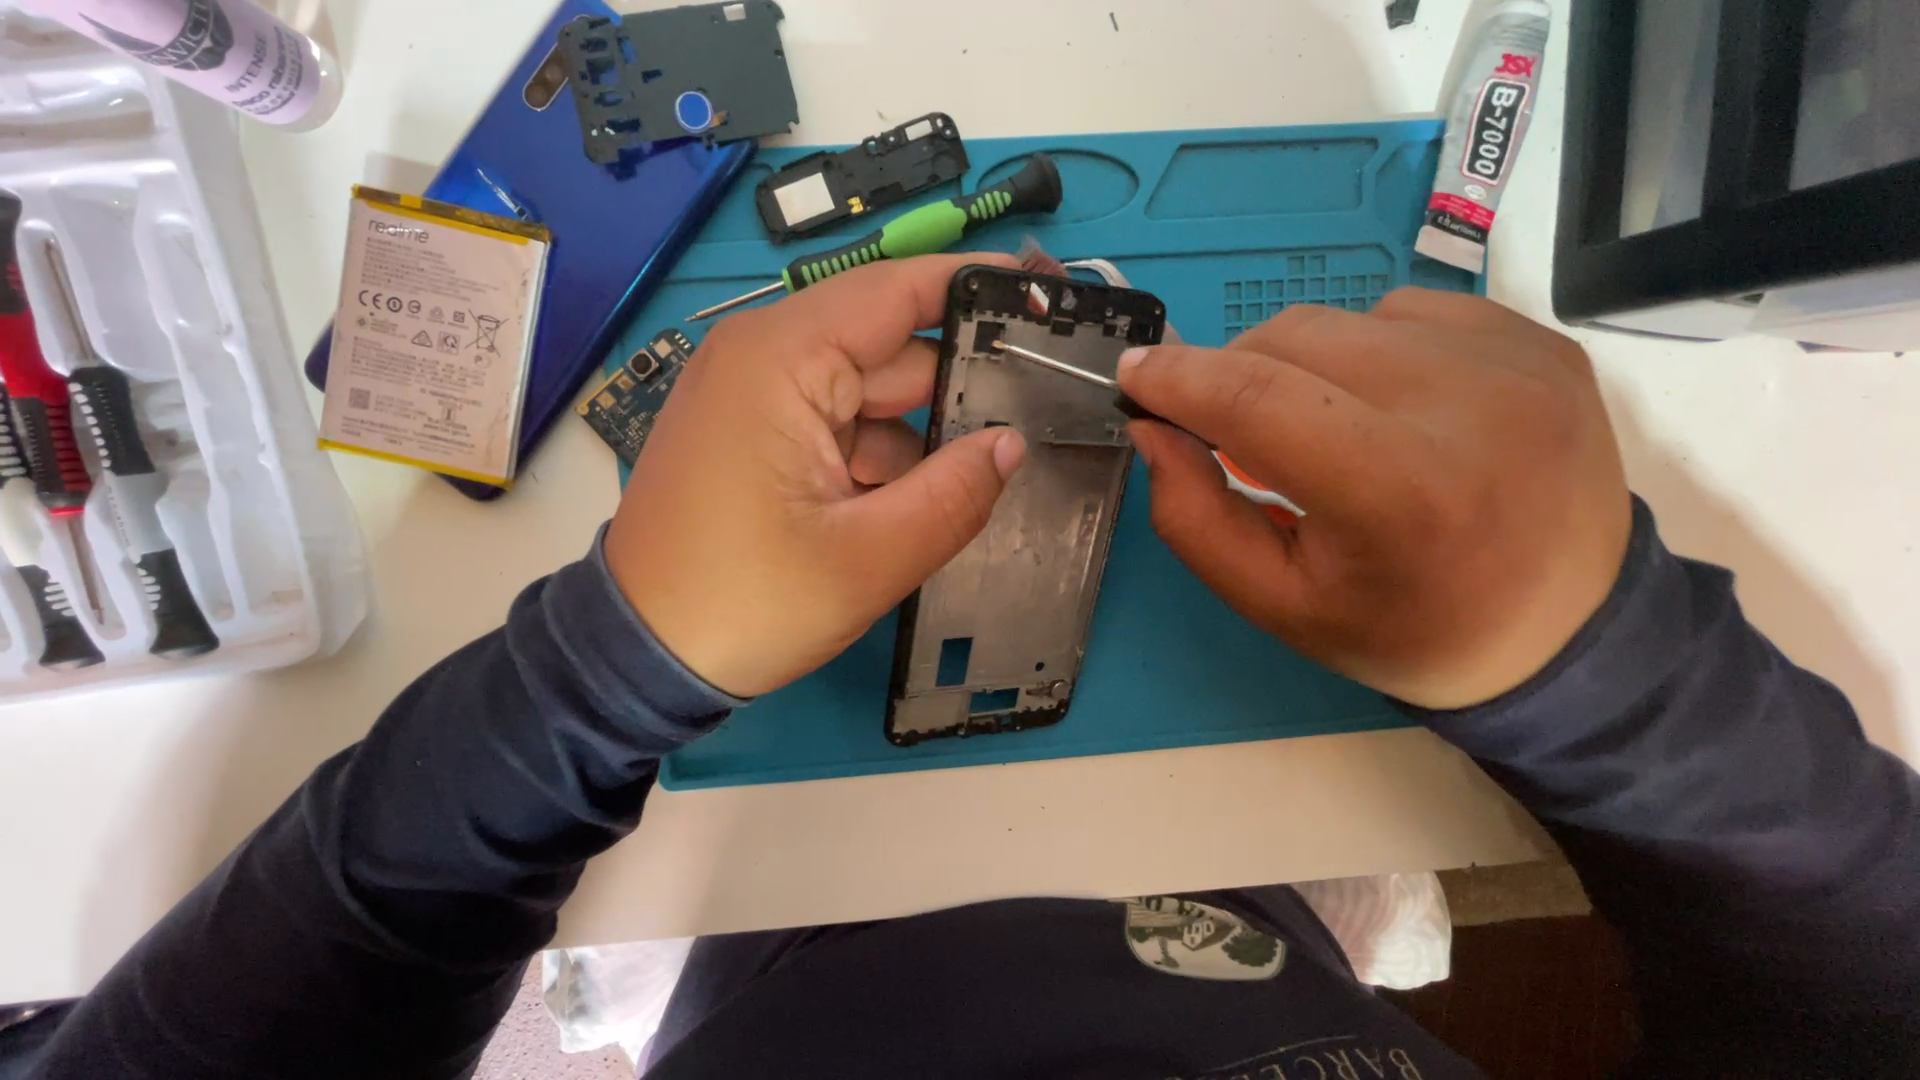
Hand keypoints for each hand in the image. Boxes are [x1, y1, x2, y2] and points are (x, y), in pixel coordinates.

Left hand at [605, 255, 1025, 697]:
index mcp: (781, 359)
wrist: (643, 656)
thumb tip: (1010, 444)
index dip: (971, 288)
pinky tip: (909, 505)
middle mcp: (762, 358)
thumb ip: (953, 495)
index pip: (894, 290)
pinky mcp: (753, 433)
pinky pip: (837, 425)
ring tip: (973, 483)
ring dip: (917, 438)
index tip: (1039, 296)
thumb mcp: (868, 557)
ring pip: (867, 394)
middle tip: (1032, 421)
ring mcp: (753, 396)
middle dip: (954, 387)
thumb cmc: (746, 603)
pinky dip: (878, 457)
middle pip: (887, 348)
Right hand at [1118, 289, 1632, 709]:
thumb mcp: (1277, 604)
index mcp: (1398, 494)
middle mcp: (1467, 405)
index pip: (1258, 399)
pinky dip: (1365, 349)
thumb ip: (1194, 519)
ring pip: (1346, 317)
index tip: (1134, 376)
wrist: (1566, 633)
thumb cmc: (1404, 629)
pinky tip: (1382, 406)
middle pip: (1293, 339)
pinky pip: (1408, 312)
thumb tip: (1153, 427)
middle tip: (1224, 423)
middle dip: (1231, 371)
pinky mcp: (1540, 342)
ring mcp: (1514, 362)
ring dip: (1298, 362)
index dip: (1180, 379)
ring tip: (1316, 422)